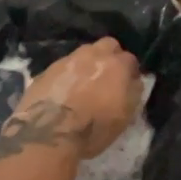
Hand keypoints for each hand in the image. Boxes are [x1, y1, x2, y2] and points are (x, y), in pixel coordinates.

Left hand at [0, 38, 143, 159]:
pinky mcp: (47, 69)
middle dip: (111, 57)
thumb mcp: (125, 117)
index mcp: (116, 65)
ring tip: (85, 83)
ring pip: (84, 53)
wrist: (47, 133)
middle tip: (108, 77)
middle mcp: (92, 55)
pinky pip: (64, 65)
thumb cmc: (93, 128)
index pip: (130, 59)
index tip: (128, 84)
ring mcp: (67, 60)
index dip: (130, 72)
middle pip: (107, 45)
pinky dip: (69, 74)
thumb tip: (133, 81)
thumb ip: (133, 92)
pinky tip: (65, 90)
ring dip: (88, 64)